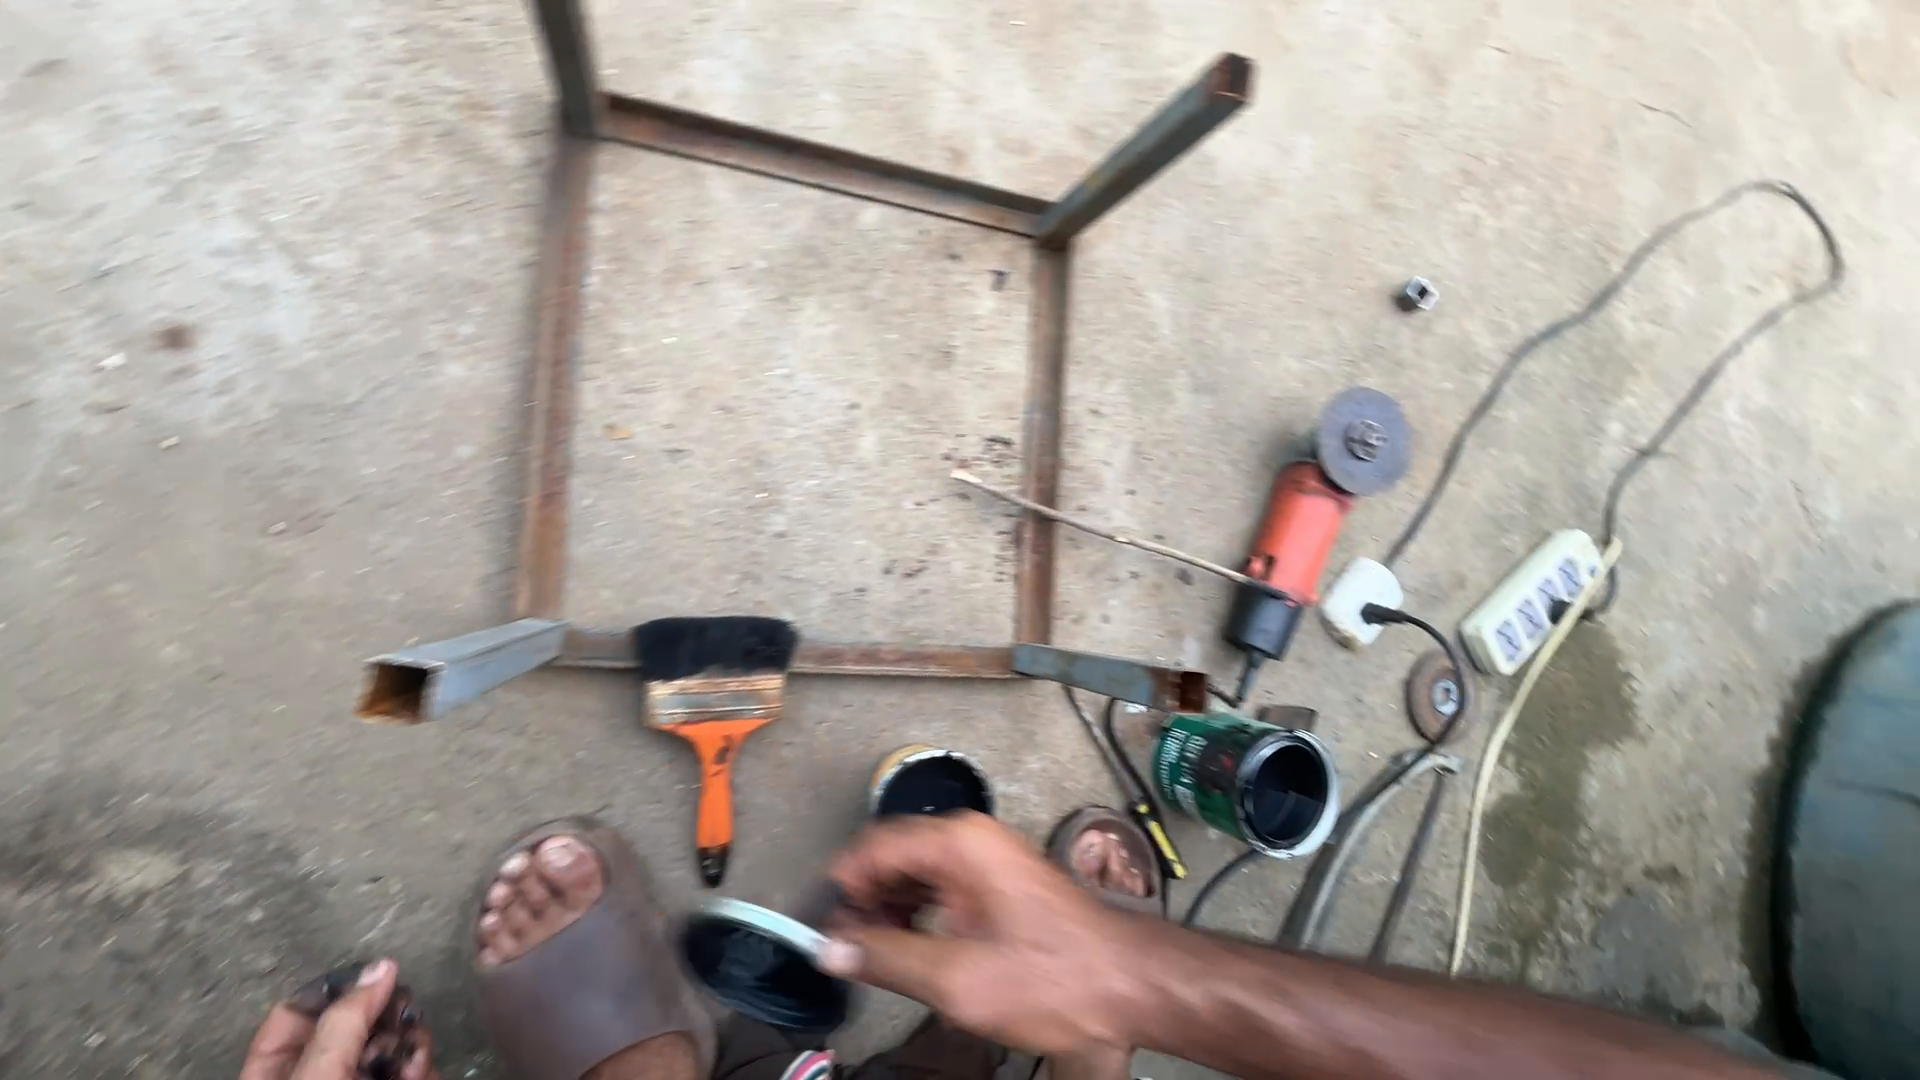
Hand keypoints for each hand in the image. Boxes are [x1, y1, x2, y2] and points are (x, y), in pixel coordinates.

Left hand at [239, 959, 436, 1079]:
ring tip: (411, 1064)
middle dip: (388, 1016)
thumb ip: (345, 1023)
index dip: (333, 990)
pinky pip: (413, 1060)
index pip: (295, 1010)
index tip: (373, 980)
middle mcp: (320, 1070)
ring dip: (411, 1042)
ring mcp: (360, 1077)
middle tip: (400, 1023)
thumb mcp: (319, 1078)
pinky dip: (422, 1063)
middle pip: (358, 1017)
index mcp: (276, 1071)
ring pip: (392, 1037)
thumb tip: (383, 964)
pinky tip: (419, 1073)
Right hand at [820, 812, 1147, 1056]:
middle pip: (894, 855)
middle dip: (864, 899)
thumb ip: (887, 958)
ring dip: (888, 908)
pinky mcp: (996, 879)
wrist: (1124, 982)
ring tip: (871, 955)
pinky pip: (940, 884)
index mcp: (958, 843)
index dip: (843, 885)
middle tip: (844, 949)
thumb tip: (830, 948)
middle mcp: (970, 837)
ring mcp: (986, 856)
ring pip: (915, 871)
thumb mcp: (958, 978)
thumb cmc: (1049, 976)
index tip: (821, 927)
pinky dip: (916, 912)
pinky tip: (907, 948)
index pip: (876, 846)